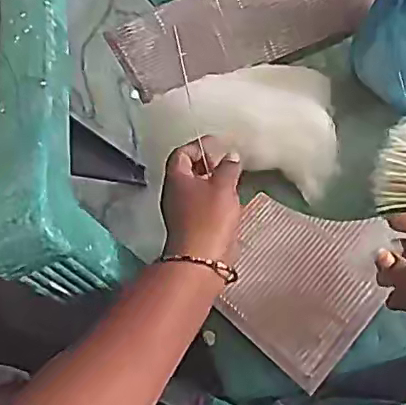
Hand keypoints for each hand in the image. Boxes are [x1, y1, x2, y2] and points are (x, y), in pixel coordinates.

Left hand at [161, 140, 243, 264]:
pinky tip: (230, 200)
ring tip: (231, 179)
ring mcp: (181, 210)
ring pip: (195, 188)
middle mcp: (174, 192)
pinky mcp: (191, 225)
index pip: (182, 153)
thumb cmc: (210, 218)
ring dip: (211, 181)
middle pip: (187, 170)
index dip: (199, 146)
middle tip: (225, 161)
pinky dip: (214, 197)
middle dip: (206, 163)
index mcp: (176, 178)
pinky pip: (201, 203)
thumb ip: (228, 167)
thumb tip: (231, 156)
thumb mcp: (223, 186)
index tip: (217, 145)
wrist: (202, 259)